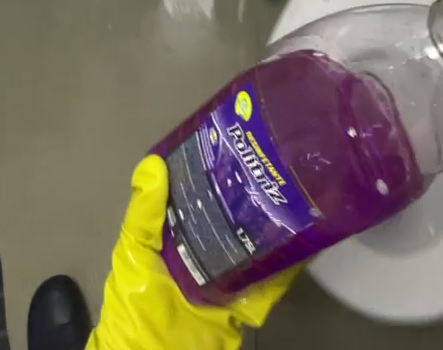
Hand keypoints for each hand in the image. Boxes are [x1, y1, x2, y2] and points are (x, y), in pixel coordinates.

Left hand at [89, 157, 299, 349]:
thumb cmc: (136, 303)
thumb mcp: (134, 253)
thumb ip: (144, 214)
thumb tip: (154, 162)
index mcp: (178, 232)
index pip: (200, 193)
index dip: (215, 168)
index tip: (236, 140)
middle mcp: (206, 247)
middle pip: (234, 213)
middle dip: (252, 191)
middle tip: (275, 161)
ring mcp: (231, 274)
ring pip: (258, 241)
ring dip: (276, 221)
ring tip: (297, 189)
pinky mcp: (249, 301)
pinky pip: (274, 279)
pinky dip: (291, 261)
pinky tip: (308, 238)